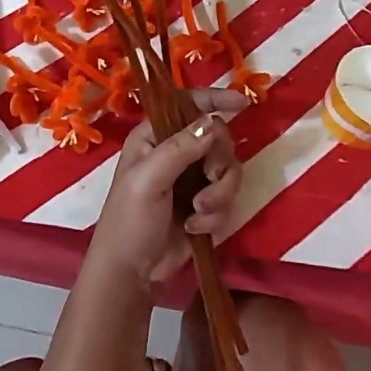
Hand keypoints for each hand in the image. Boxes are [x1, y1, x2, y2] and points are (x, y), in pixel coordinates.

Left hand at [86, 88, 247, 286]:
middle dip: (219, 164)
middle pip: (219, 139)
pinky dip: (215, 215)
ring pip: (229, 171)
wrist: (133, 271)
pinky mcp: (205, 205)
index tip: (242, 104)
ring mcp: (192, 180)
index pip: (187, 105)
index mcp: (154, 137)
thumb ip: (179, 149)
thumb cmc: (129, 220)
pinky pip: (228, 199)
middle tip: (208, 181)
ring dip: (218, 194)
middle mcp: (176, 152)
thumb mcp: (147, 180)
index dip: (214, 99)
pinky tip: (195, 228)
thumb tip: (212, 122)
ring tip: (197, 213)